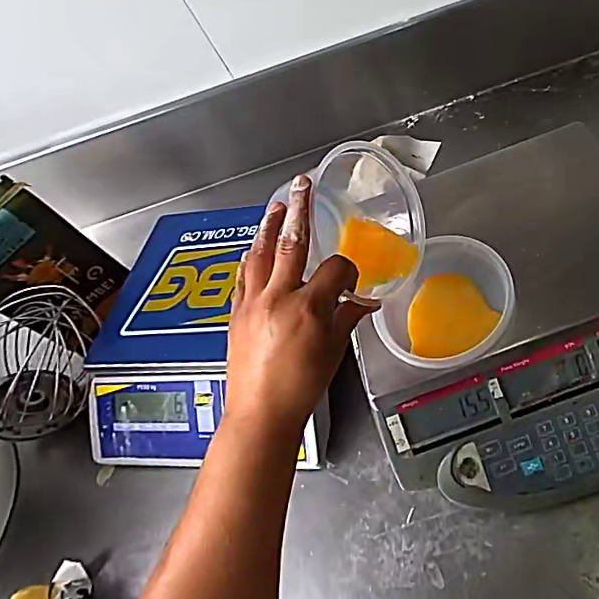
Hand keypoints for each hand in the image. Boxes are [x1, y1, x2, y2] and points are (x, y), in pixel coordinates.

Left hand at [222, 176, 378, 444]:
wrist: (260, 412)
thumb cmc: (298, 389)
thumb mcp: (333, 353)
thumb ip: (347, 319)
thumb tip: (363, 302)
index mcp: (308, 309)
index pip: (336, 269)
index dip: (348, 268)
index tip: (352, 275)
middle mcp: (277, 298)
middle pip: (291, 243)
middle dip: (298, 209)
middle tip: (301, 185)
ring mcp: (252, 303)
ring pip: (261, 253)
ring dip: (269, 226)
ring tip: (276, 206)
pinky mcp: (236, 312)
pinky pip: (244, 275)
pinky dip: (252, 257)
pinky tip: (255, 248)